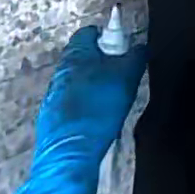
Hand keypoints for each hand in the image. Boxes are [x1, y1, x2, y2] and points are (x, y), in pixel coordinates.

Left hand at [0, 25, 147, 193]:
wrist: (68, 160)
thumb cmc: (97, 111)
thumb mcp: (125, 79)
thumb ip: (134, 58)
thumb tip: (140, 45)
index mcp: (74, 56)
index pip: (89, 33)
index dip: (108, 37)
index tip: (124, 51)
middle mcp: (60, 72)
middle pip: (84, 57)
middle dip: (103, 63)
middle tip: (124, 77)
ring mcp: (54, 97)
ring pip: (78, 81)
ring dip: (95, 86)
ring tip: (115, 102)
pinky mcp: (53, 120)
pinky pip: (74, 104)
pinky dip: (88, 107)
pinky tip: (101, 121)